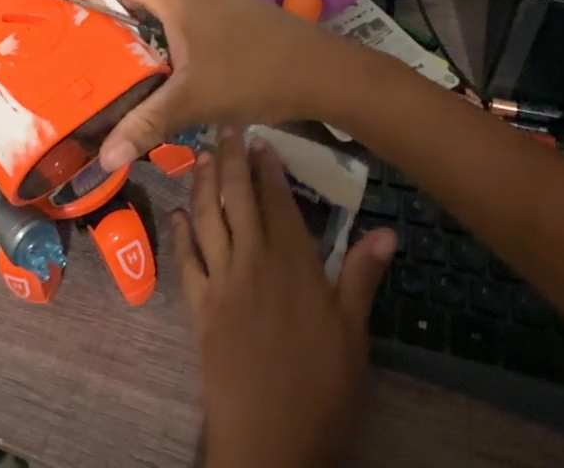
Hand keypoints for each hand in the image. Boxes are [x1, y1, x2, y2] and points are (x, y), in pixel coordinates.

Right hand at [86, 0, 377, 169]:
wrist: (322, 72)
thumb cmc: (253, 75)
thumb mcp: (194, 100)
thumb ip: (147, 124)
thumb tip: (104, 160)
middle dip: (105, 6)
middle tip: (69, 29)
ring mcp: (218, 0)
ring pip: (164, 5)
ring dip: (136, 21)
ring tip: (104, 48)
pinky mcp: (234, 16)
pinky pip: (185, 17)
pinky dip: (163, 32)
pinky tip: (155, 61)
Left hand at [173, 129, 396, 467]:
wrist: (270, 437)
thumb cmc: (322, 386)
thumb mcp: (353, 332)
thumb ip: (361, 275)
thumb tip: (387, 229)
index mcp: (294, 263)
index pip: (278, 202)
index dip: (267, 167)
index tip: (260, 137)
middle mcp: (253, 261)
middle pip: (237, 200)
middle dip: (231, 161)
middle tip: (224, 127)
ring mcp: (221, 282)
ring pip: (207, 220)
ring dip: (203, 185)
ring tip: (201, 156)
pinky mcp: (199, 308)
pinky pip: (186, 261)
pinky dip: (179, 234)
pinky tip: (176, 215)